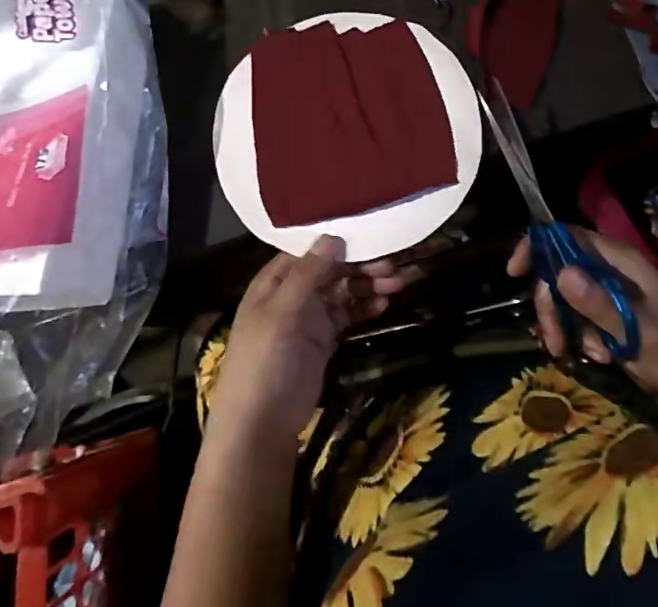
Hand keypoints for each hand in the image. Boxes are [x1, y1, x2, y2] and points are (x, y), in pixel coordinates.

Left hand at [209, 237, 407, 444]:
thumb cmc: (264, 361)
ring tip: (396, 283)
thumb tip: (333, 237)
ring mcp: (309, 317)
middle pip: (331, 270)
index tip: (370, 234)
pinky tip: (384, 303)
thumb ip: (307, 275)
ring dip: (368, 284)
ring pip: (343, 291)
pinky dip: (365, 307)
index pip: (309, 251)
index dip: (337, 242)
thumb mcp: (281, 313)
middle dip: (360, 265)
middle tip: (391, 265)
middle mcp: (293, 294)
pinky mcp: (323, 338)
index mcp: (275, 282)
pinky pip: (348, 314)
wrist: (261, 424)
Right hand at [509, 227, 657, 403]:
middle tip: (553, 340)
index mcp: (621, 261)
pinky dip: (575, 336)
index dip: (538, 246)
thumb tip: (561, 274)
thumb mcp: (641, 334)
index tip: (516, 273)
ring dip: (560, 325)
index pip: (568, 235)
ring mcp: (610, 290)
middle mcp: (611, 269)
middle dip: (549, 303)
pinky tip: (595, 357)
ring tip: (571, 354)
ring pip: (563, 295)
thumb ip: (601, 305)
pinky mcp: (609, 312)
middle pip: (559, 269)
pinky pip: (576, 315)